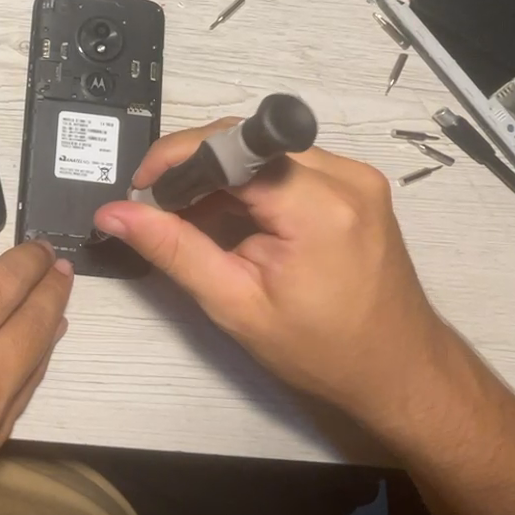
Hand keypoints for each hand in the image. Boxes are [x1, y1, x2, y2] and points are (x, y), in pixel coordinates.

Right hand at [93, 120, 451, 428]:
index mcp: (317, 205)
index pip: (228, 149)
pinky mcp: (353, 185)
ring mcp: (354, 176)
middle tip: (156, 208)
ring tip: (188, 219)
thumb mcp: (234, 304)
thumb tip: (112, 212)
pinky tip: (227, 219)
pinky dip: (245, 183)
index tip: (141, 191)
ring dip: (215, 175)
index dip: (175, 159)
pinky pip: (282, 163)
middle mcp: (343, 175)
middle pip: (243, 141)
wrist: (401, 373)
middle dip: (190, 166)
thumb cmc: (321, 350)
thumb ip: (171, 249)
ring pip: (259, 149)